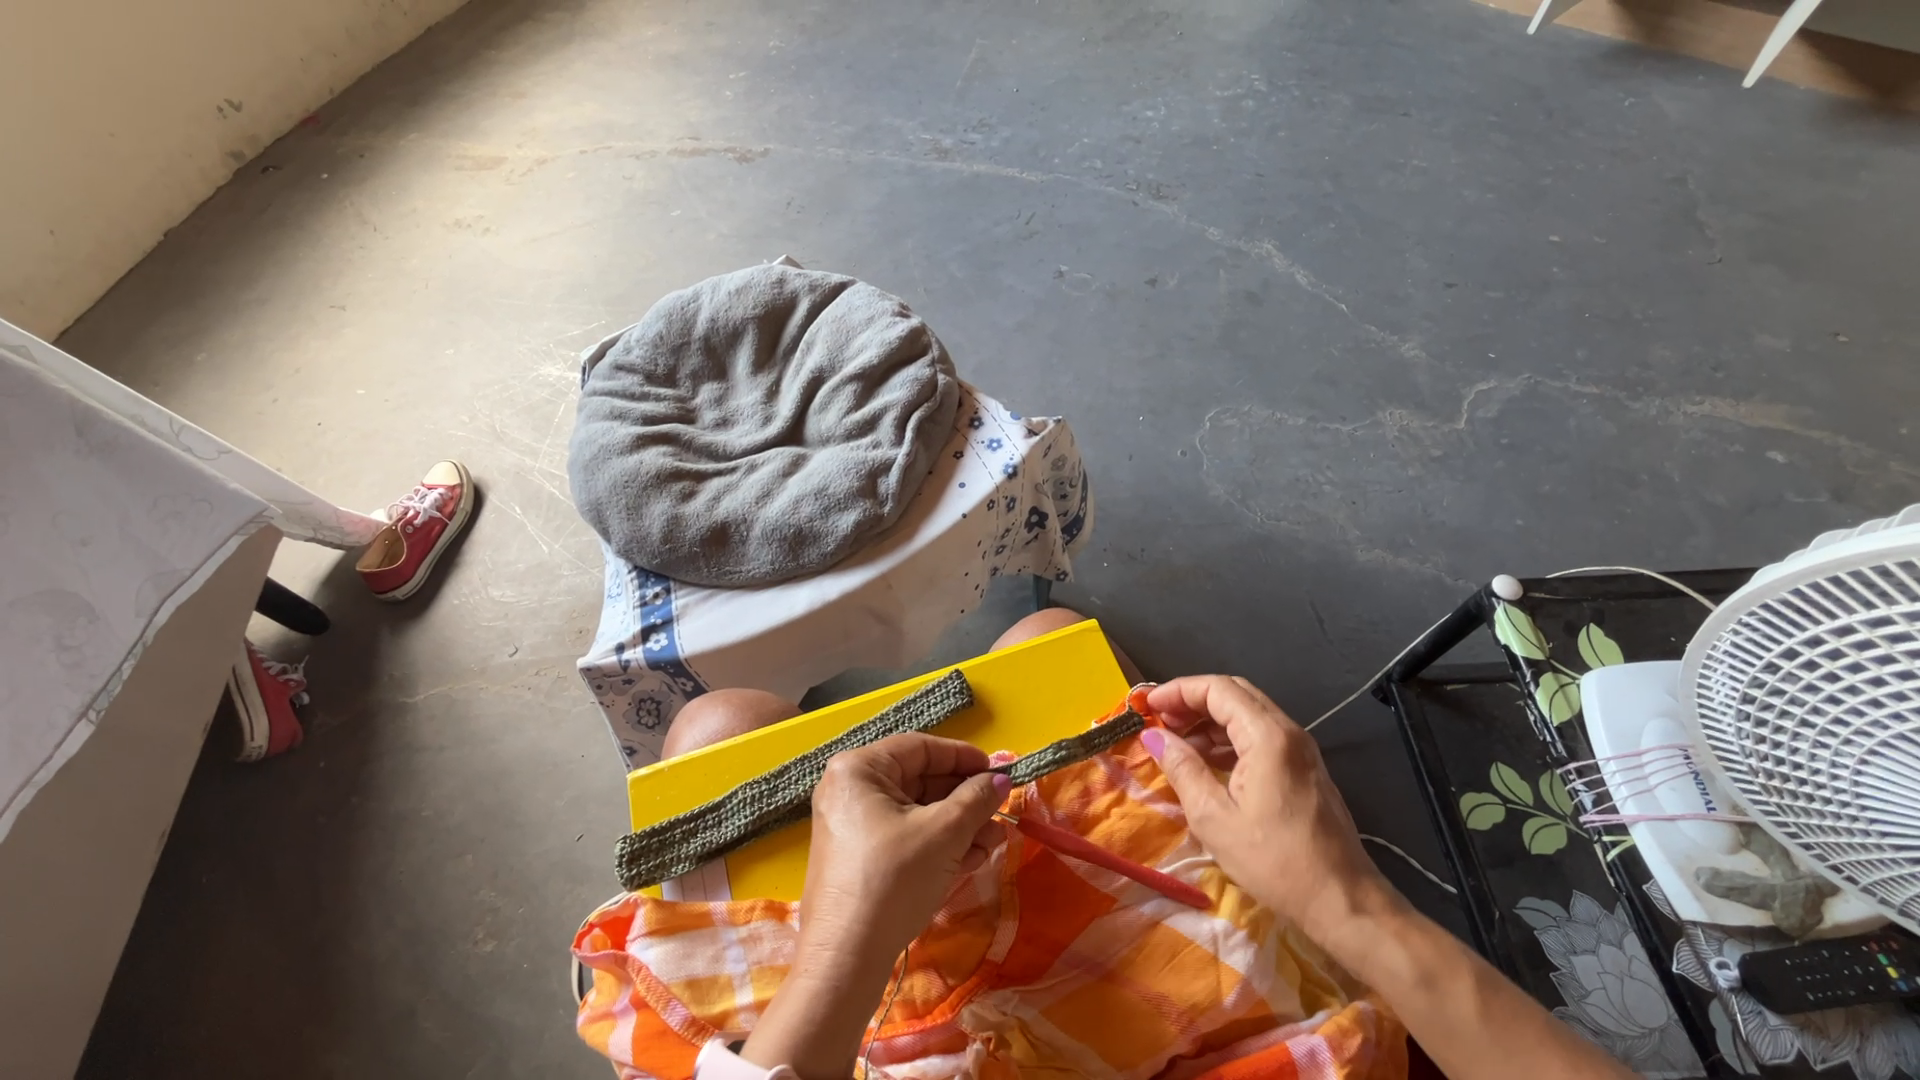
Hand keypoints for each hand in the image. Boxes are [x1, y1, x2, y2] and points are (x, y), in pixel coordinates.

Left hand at [797, 733, 1009, 980]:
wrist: (845, 959)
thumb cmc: (893, 880)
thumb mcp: (943, 834)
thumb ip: (976, 799)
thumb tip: (1002, 778)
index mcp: (858, 769)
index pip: (920, 748)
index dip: (964, 758)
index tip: (998, 772)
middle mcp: (848, 790)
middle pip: (919, 781)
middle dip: (964, 800)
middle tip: (999, 815)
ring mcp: (850, 826)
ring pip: (915, 812)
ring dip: (957, 826)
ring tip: (992, 844)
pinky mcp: (857, 858)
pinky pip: (903, 837)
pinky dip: (936, 844)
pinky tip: (970, 860)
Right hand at [1140, 676, 1401, 942]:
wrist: (1341, 900)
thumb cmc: (1274, 861)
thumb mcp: (1214, 818)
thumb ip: (1182, 768)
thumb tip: (1153, 736)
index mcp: (1268, 736)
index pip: (1217, 689)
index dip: (1178, 690)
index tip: (1147, 707)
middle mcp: (1288, 732)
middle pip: (1235, 694)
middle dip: (1192, 700)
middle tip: (1160, 721)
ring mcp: (1300, 750)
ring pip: (1248, 714)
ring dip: (1209, 720)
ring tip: (1176, 743)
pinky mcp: (1304, 769)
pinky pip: (1260, 736)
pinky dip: (1229, 739)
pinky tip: (1206, 763)